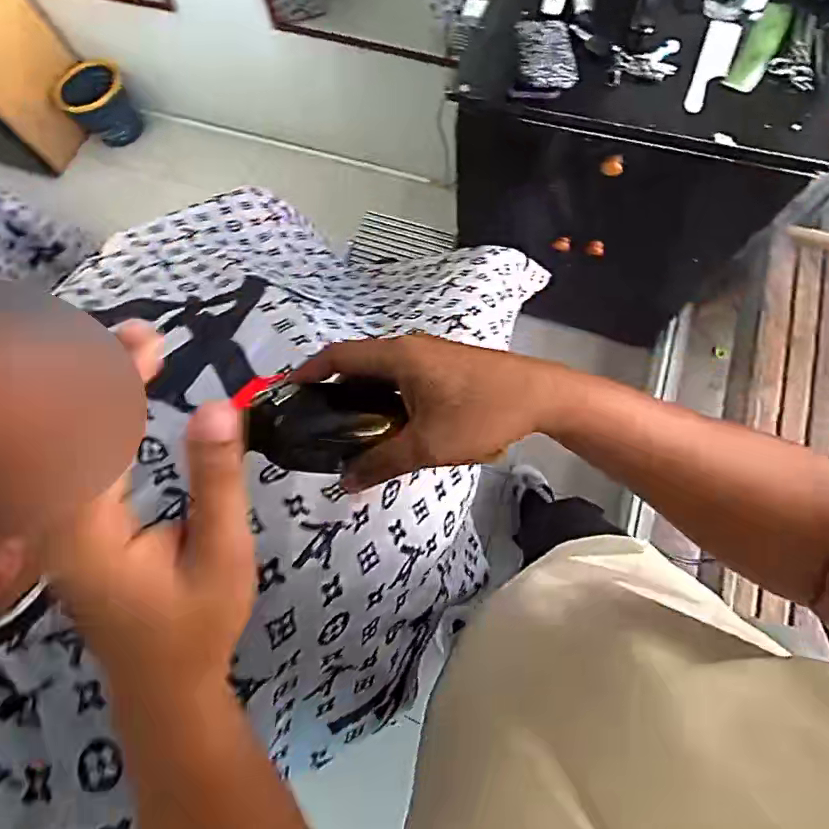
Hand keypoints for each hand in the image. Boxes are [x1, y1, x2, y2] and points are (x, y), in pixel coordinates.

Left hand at [46, 327, 255, 692]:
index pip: (87, 436)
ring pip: (50, 438)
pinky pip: (63, 453)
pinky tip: (113, 390)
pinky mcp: (64, 523)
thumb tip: (218, 405)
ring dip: (85, 387)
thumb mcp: (222, 554)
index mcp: (84, 532)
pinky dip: (86, 413)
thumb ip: (216, 480)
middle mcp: (52, 522)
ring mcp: (51, 524)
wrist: (162, 681)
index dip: (115, 381)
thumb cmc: (198, 623)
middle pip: (51, 427)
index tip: (154, 344)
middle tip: (144, 335)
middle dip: (93, 371)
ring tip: (130, 348)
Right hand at [285, 335, 568, 491]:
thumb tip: (344, 481)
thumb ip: (382, 462)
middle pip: (358, 362)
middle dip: (332, 389)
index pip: (338, 355)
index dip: (308, 372)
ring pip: (383, 372)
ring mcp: (430, 355)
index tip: (287, 394)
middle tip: (314, 422)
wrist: (542, 396)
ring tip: (345, 429)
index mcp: (398, 355)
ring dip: (362, 395)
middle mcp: (410, 347)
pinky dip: (386, 396)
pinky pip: (403, 377)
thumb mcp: (428, 445)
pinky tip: (388, 425)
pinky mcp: (446, 366)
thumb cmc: (482, 413)